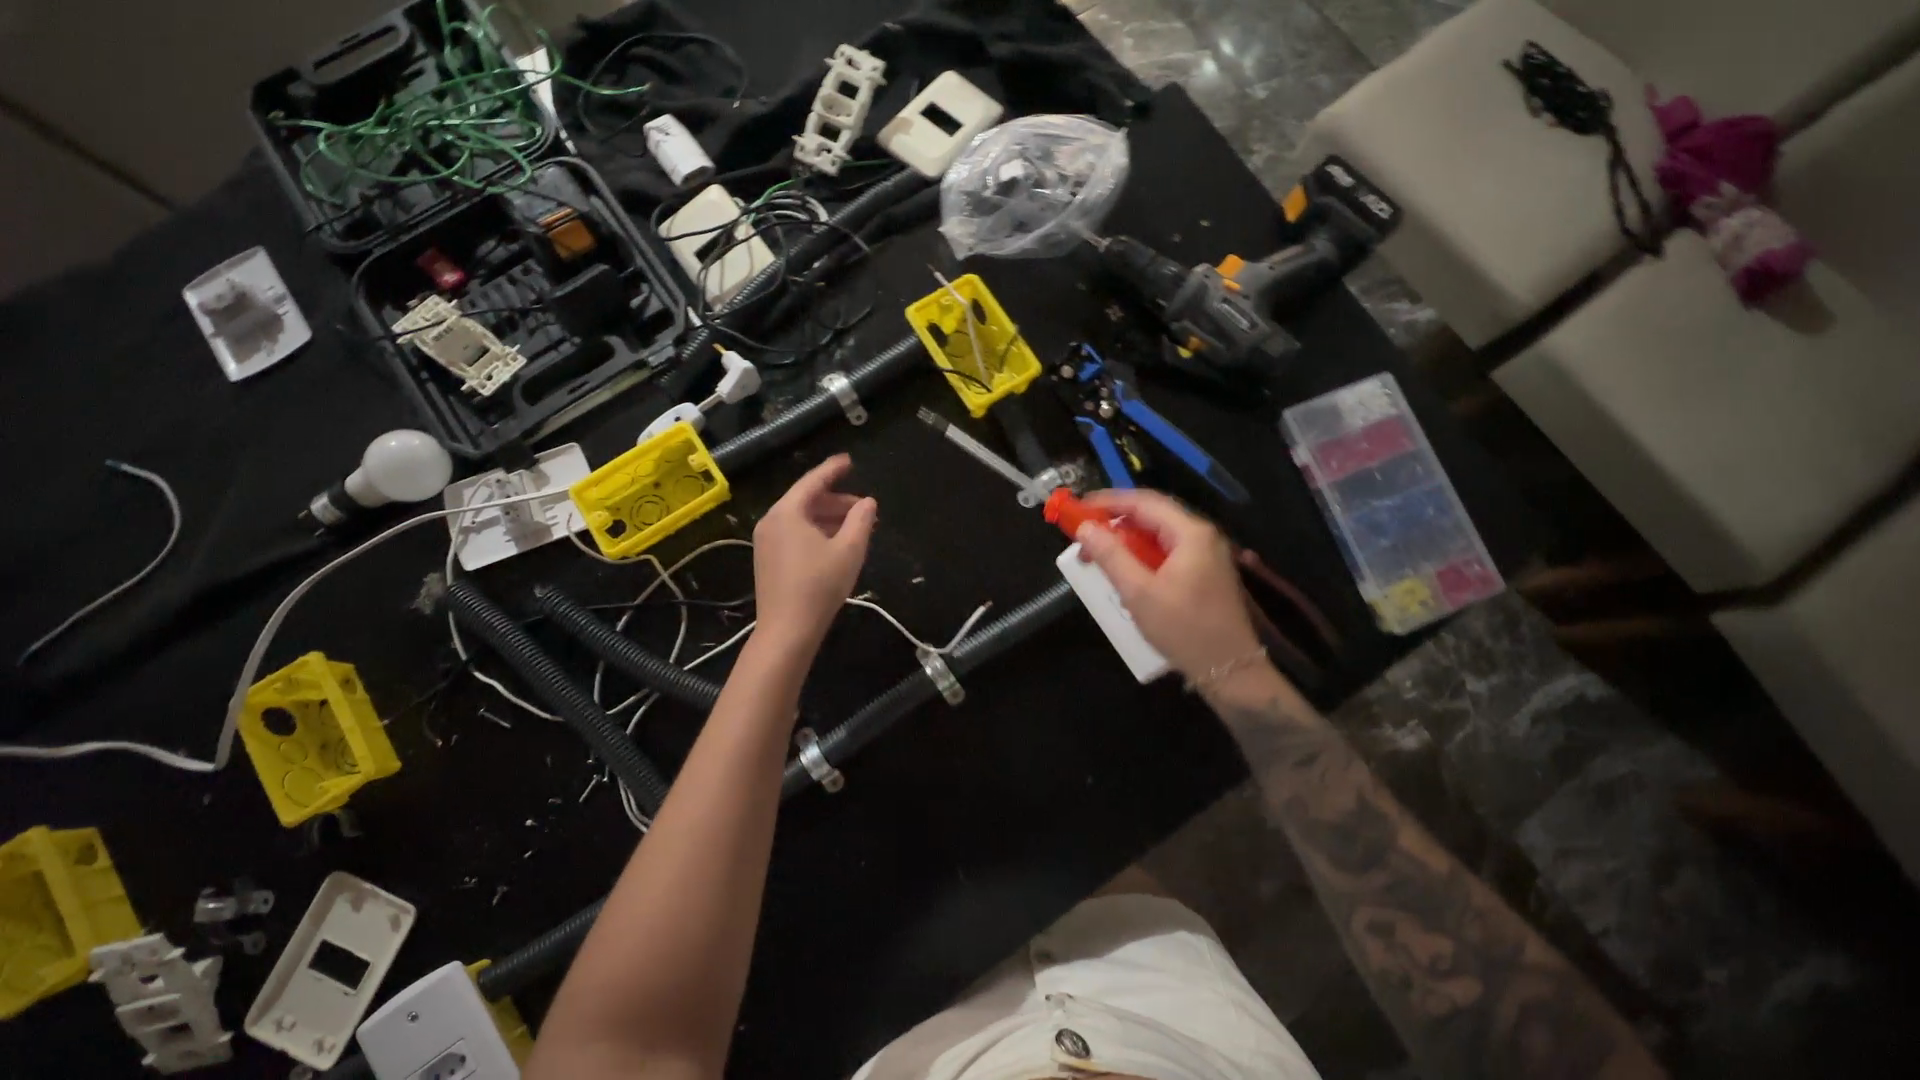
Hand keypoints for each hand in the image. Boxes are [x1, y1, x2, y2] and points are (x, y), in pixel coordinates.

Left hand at [752, 455, 876, 652]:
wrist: (787, 631)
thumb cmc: (819, 586)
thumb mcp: (849, 551)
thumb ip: (860, 521)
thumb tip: (868, 502)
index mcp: (787, 513)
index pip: (813, 481)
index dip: (833, 470)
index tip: (849, 461)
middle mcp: (771, 522)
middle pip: (806, 500)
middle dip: (836, 501)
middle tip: (864, 507)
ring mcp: (765, 542)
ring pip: (801, 519)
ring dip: (828, 519)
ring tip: (856, 527)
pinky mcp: (767, 560)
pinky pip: (794, 534)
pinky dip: (816, 532)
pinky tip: (836, 544)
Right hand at [1073, 489, 1266, 684]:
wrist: (1230, 670)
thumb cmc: (1184, 629)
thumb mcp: (1139, 593)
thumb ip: (1111, 556)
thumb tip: (1085, 528)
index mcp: (1191, 533)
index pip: (1144, 502)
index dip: (1108, 501)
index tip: (1079, 508)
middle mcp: (1203, 537)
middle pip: (1153, 516)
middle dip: (1116, 521)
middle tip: (1085, 533)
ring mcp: (1208, 556)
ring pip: (1160, 536)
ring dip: (1128, 541)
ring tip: (1099, 553)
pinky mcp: (1206, 574)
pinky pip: (1169, 553)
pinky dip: (1143, 556)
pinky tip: (1125, 572)